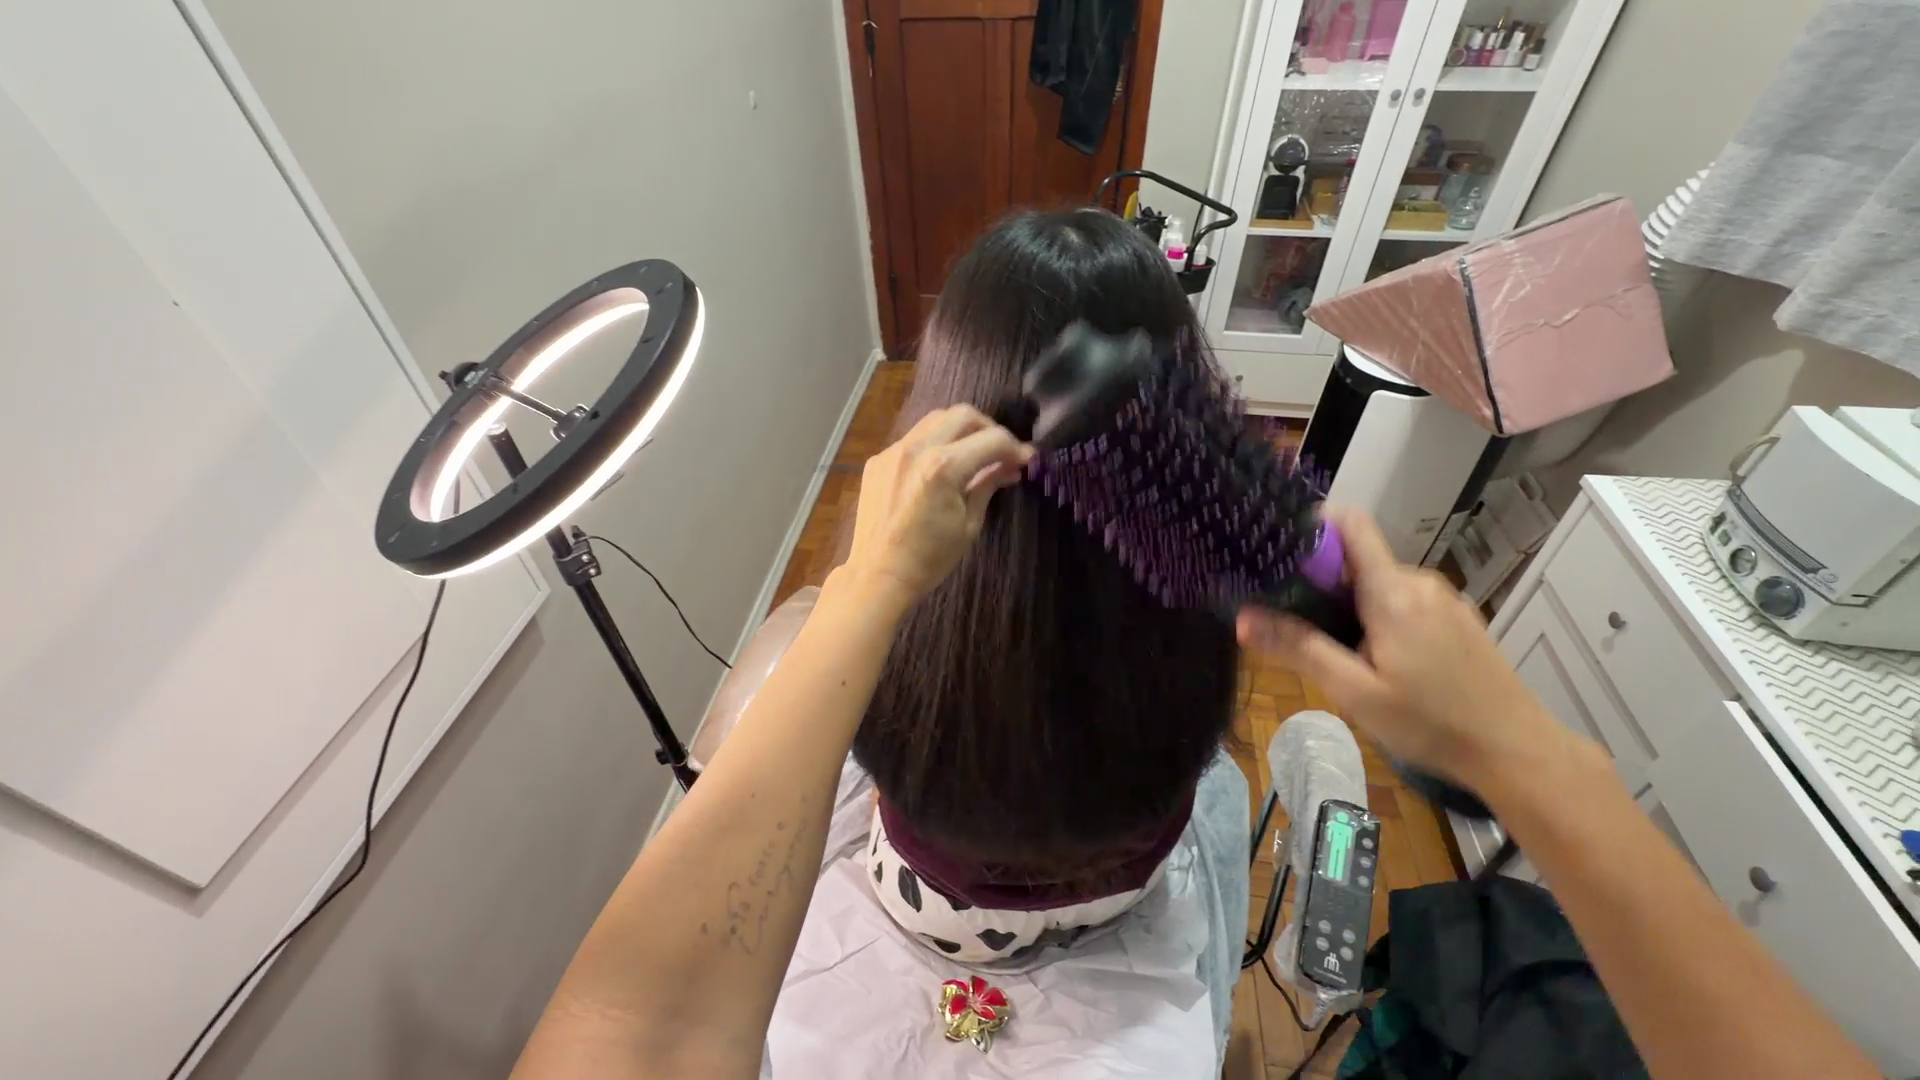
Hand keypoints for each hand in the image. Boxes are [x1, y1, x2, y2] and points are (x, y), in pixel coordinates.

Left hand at [842, 405, 1032, 604]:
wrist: (879, 575)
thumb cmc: (928, 558)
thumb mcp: (969, 524)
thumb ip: (988, 485)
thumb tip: (1011, 467)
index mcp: (943, 467)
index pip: (991, 440)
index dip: (1015, 448)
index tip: (1026, 460)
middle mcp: (916, 449)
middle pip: (963, 415)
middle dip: (988, 429)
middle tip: (1000, 452)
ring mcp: (893, 452)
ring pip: (935, 420)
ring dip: (960, 430)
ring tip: (973, 455)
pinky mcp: (878, 461)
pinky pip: (913, 439)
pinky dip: (934, 444)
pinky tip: (940, 468)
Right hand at [1238, 506, 1569, 789]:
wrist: (1516, 751)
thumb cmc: (1431, 723)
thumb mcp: (1354, 691)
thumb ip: (1299, 648)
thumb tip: (1242, 618)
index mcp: (1393, 591)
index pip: (1350, 525)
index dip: (1312, 528)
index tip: (1277, 551)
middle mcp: (1420, 582)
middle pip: (1358, 560)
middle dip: (1322, 583)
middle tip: (1294, 623)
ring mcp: (1444, 600)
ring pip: (1380, 584)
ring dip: (1351, 606)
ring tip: (1335, 651)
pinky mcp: (1457, 619)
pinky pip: (1404, 601)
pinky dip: (1379, 617)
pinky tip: (1377, 661)